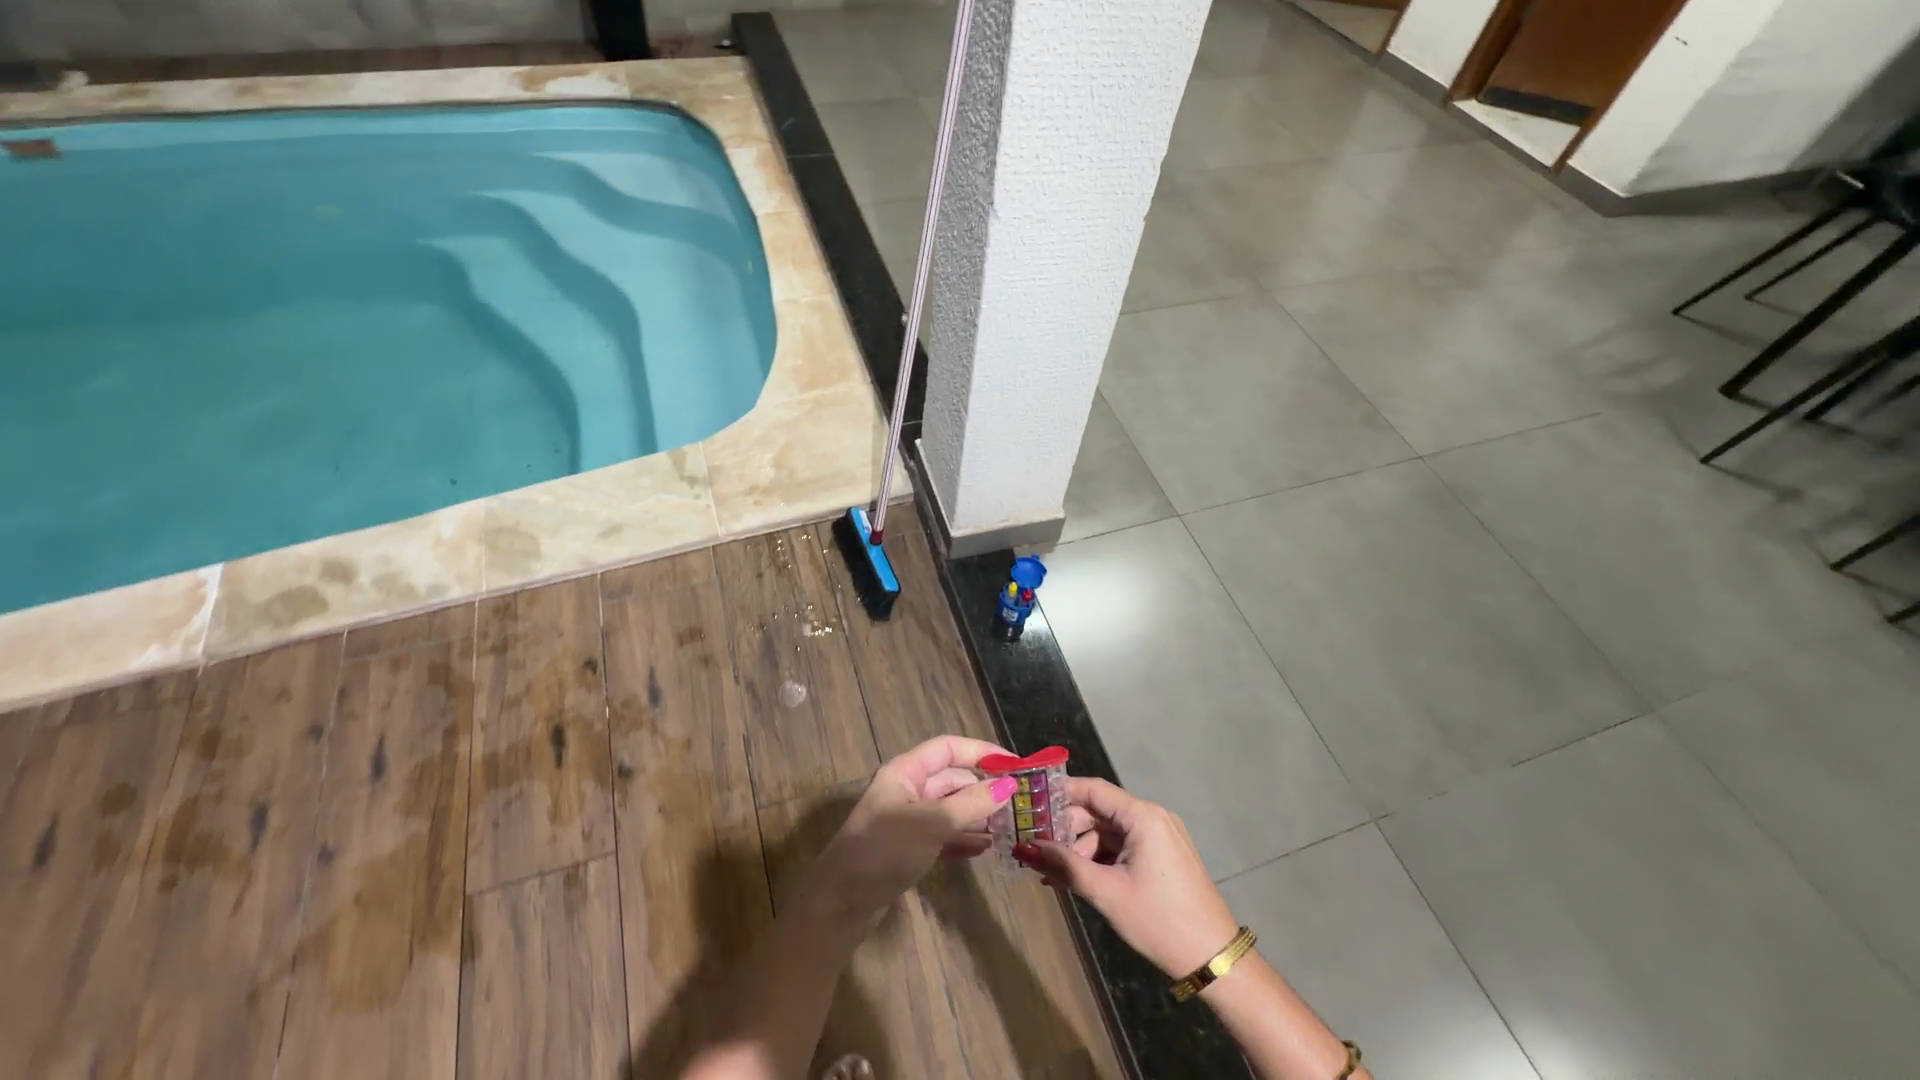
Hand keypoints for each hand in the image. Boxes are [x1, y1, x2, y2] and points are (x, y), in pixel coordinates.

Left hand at [801, 735, 1018, 922]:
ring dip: (978, 815)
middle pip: (952, 779)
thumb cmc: (883, 851)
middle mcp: (907, 790)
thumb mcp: (930, 824)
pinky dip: (964, 839)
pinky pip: (944, 835)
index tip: (1015, 765)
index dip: (981, 752)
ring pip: (951, 809)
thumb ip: (971, 804)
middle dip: (984, 788)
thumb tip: (1009, 785)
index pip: (949, 749)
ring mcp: (907, 821)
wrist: (841, 902)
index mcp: (905, 772)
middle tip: (1019, 803)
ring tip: (1010, 827)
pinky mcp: (909, 849)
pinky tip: (986, 848)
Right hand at [1014, 778, 1238, 977]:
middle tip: (1033, 847)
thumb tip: (1026, 848)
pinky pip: (1122, 848)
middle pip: (1099, 812)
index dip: (1059, 793)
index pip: (1093, 789)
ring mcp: (1160, 837)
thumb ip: (1064, 865)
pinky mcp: (1162, 857)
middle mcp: (1152, 818)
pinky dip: (1099, 861)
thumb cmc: (1158, 920)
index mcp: (1143, 816)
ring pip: (1108, 833)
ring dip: (1080, 850)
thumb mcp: (1106, 892)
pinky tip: (1075, 879)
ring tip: (1051, 874)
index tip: (1028, 803)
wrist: (1212, 958)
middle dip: (1066, 830)